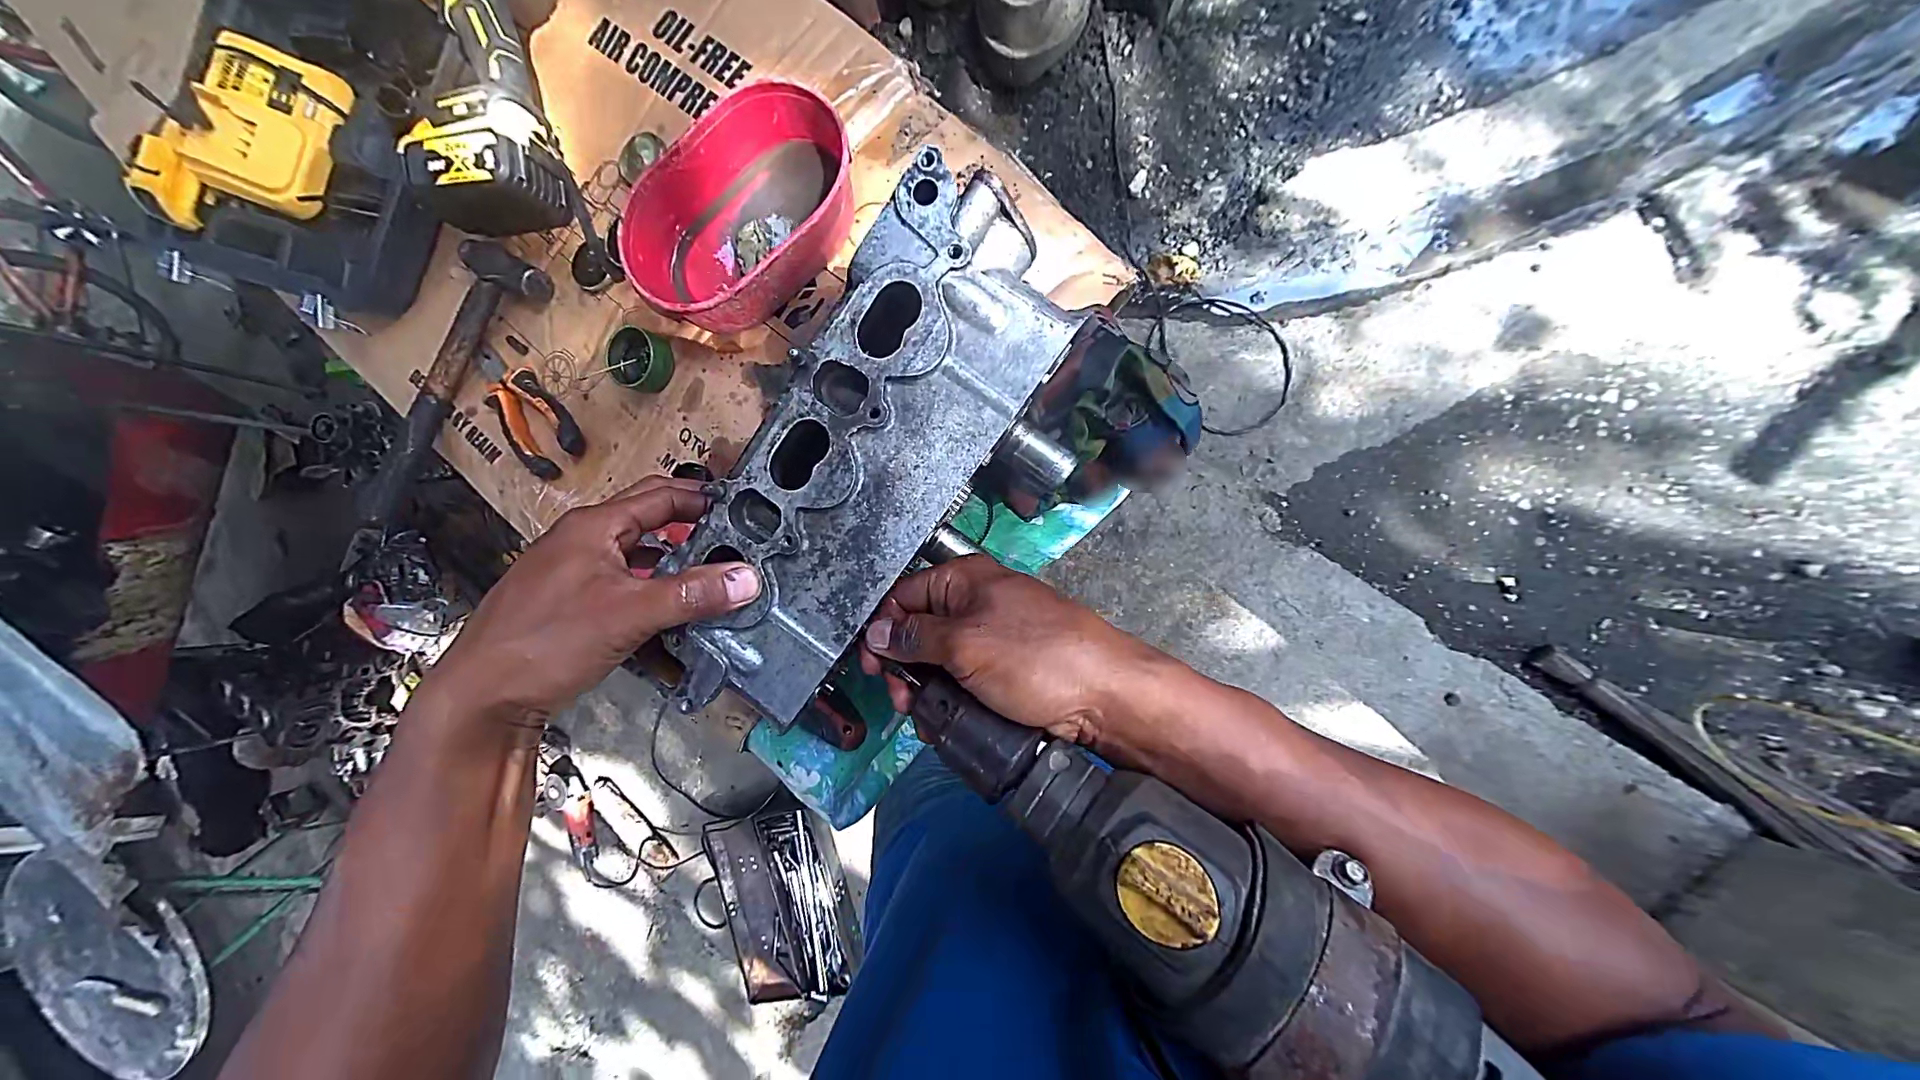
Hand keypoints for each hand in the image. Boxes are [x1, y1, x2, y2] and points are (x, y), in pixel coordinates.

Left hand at [426, 477, 759, 719]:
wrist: (481, 697)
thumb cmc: (537, 644)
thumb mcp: (630, 613)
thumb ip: (692, 594)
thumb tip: (743, 578)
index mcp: (592, 528)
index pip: (659, 495)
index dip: (700, 497)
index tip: (733, 506)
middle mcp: (580, 543)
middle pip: (646, 518)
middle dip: (687, 522)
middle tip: (724, 532)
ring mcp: (573, 572)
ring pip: (635, 552)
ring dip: (670, 557)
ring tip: (703, 571)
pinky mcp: (571, 602)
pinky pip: (622, 581)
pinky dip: (651, 587)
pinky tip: (665, 608)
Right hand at [858, 556, 1177, 750]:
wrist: (1104, 695)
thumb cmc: (1035, 658)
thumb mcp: (967, 644)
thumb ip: (916, 637)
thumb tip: (877, 631)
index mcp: (966, 579)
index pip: (905, 594)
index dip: (883, 627)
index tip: (873, 665)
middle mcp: (976, 601)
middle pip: (919, 628)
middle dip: (904, 664)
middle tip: (902, 698)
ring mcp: (992, 636)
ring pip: (939, 658)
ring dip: (924, 687)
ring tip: (924, 714)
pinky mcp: (1004, 668)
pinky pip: (963, 678)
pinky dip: (949, 697)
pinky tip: (942, 719)